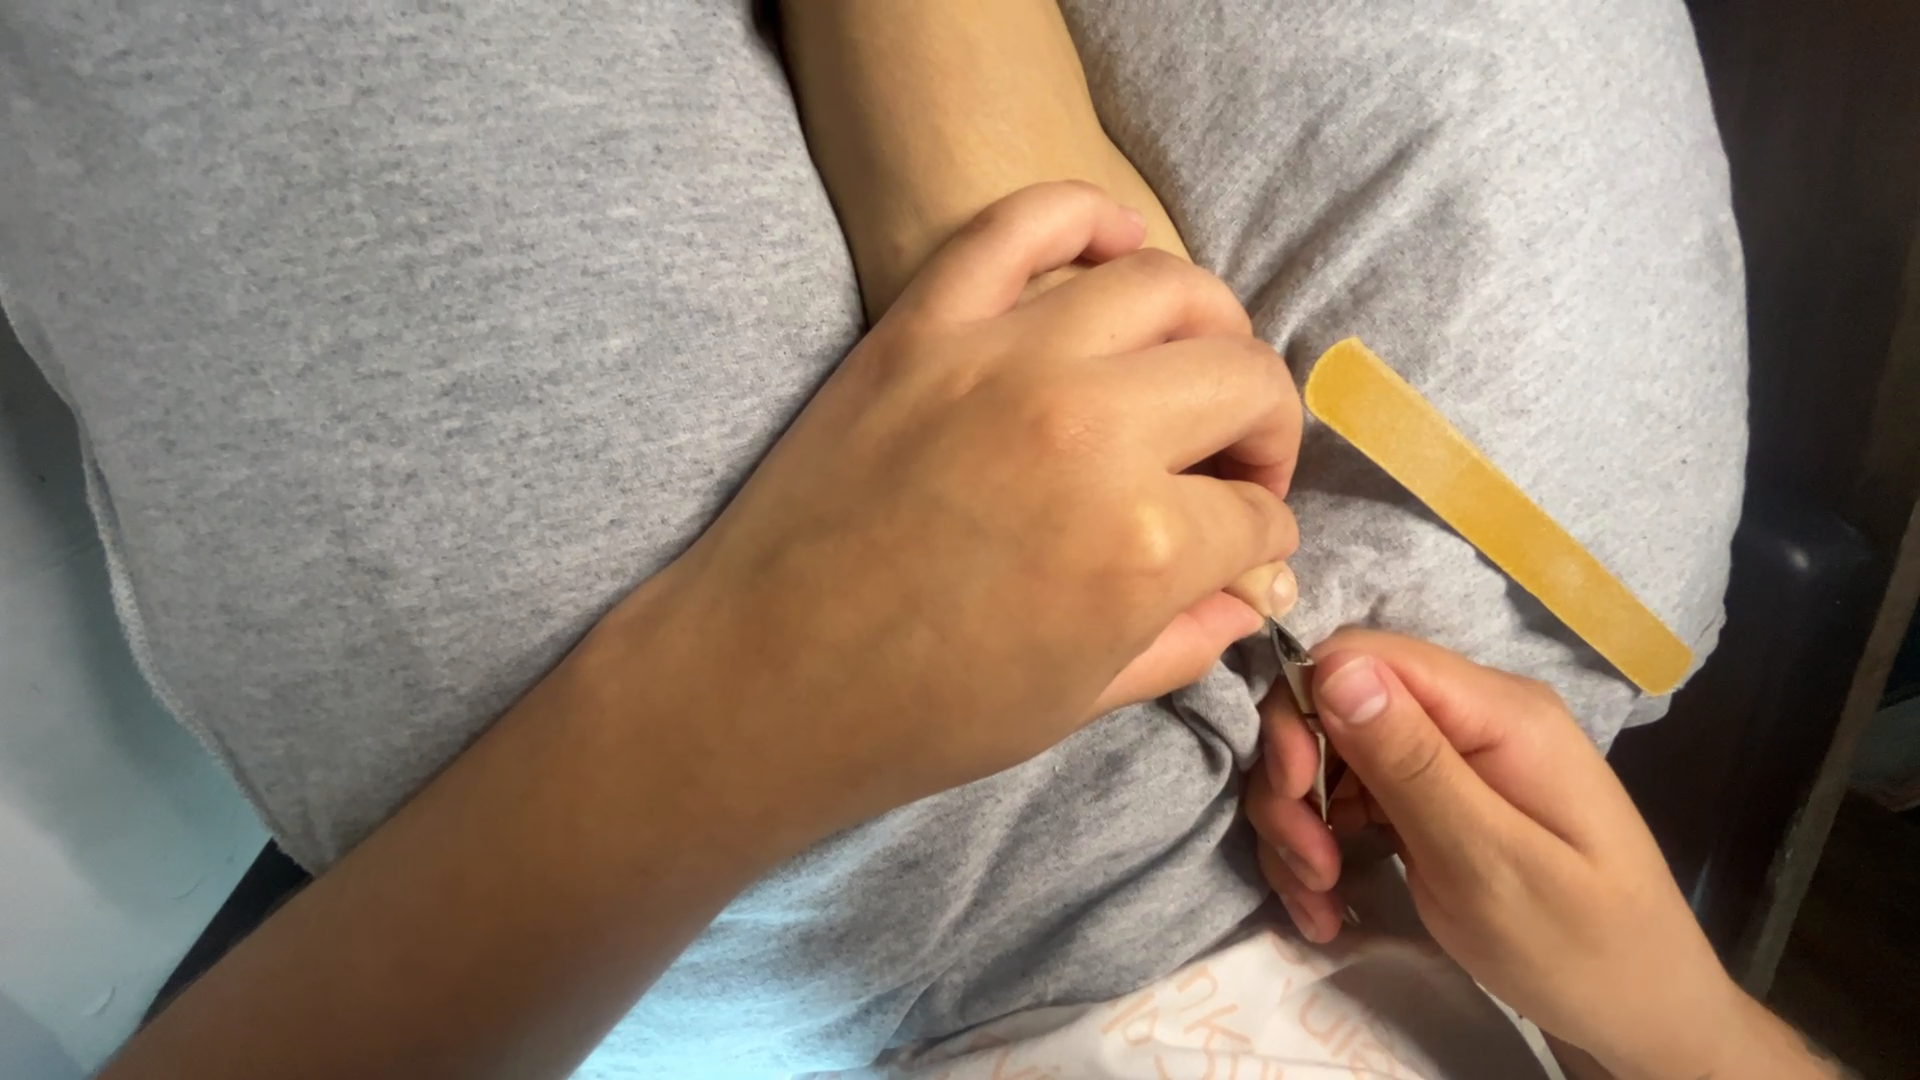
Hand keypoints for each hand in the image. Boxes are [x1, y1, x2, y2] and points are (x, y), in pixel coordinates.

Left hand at [592, 180, 1300, 848]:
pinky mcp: (923, 325)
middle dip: (1266, 432)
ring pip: (1165, 284)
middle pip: (1244, 381)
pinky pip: (1024, 223)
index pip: (1256, 518)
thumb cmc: (923, 714)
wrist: (766, 679)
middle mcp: (1092, 430)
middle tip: (1235, 469)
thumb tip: (1249, 588)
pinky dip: (1085, 221)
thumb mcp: (1084, 702)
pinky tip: (1115, 252)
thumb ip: (1188, 635)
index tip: (1245, 548)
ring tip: (1193, 370)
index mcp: (1143, 547)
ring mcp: (1001, 360)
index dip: (1262, 541)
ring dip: (1209, 327)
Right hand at [1249, 629, 1842, 1079]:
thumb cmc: (1582, 950)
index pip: (1359, 654)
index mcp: (1494, 710)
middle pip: (1327, 704)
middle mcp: (1460, 714)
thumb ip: (1412, 761)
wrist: (1639, 1019)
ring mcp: (1438, 752)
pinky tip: (1324, 899)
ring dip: (1297, 820)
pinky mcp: (1417, 789)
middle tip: (1305, 859)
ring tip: (1317, 894)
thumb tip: (1332, 668)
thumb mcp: (1492, 863)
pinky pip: (1336, 791)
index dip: (1303, 705)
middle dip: (1293, 778)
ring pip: (1319, 752)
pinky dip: (1314, 842)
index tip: (1291, 787)